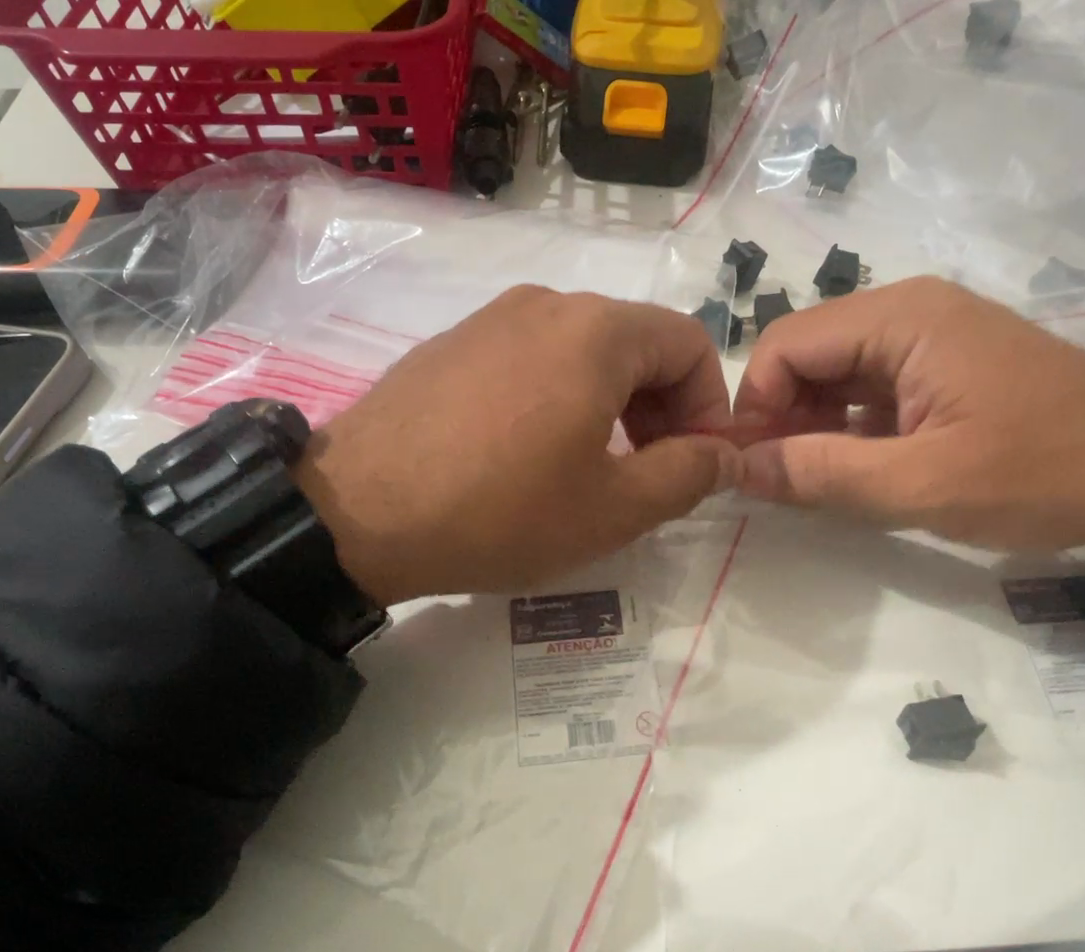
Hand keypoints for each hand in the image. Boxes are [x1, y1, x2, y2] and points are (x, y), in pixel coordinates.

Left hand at [296, 286, 739, 604]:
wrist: (358, 513)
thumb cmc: (501, 512)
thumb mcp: (613, 509)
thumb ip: (687, 474)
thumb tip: (726, 454)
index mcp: (597, 331)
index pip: (690, 343)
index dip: (708, 407)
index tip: (694, 466)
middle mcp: (545, 304)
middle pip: (635, 342)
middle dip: (661, 407)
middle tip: (649, 474)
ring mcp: (489, 318)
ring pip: (581, 350)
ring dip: (610, 404)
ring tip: (590, 469)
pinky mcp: (449, 345)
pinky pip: (528, 359)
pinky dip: (556, 397)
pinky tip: (527, 454)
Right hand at [732, 277, 1084, 551]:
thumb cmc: (1046, 474)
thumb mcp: (922, 484)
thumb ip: (819, 474)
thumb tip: (736, 467)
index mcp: (902, 318)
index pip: (785, 344)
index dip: (754, 406)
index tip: (750, 470)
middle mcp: (910, 312)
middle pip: (807, 355)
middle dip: (780, 418)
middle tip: (779, 486)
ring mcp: (932, 339)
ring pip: (837, 376)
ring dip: (813, 429)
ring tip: (814, 487)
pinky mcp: (949, 369)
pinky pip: (872, 391)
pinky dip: (851, 431)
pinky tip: (856, 474)